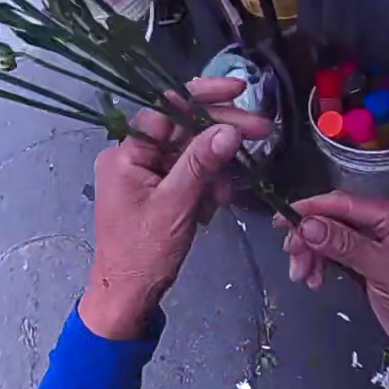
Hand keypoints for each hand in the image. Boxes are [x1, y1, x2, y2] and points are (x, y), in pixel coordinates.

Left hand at [82, 77, 272, 339]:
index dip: (204, 95)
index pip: (167, 108)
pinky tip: (217, 201)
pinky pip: (189, 171)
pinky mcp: (159, 187)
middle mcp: (134, 154)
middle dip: (222, 129)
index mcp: (126, 152)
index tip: (238, 91)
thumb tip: (229, 130)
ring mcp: (147, 171)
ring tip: (231, 188)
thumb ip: (201, 164)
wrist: (127, 297)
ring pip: (191, 150)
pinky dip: (208, 182)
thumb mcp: (175, 206)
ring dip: (217, 164)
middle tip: (262, 130)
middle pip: (184, 127)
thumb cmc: (143, 253)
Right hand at [278, 192, 388, 388]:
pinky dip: (324, 265)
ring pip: (334, 238)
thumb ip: (347, 246)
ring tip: (302, 278)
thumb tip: (308, 225)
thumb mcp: (387, 273)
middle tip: (293, 262)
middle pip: (337, 220)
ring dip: (313, 254)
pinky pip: (340, 255)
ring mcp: (381, 245)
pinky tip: (315, 281)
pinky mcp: (373, 265)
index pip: (347, 204)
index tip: (281, 220)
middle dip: (311, 238)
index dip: (312, 210)